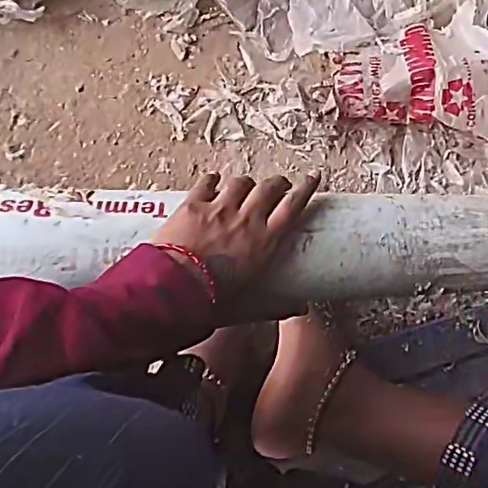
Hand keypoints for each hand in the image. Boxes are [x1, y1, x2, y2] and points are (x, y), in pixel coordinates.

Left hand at [153, 173, 320, 306]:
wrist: (175, 288)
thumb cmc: (212, 300)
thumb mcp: (249, 304)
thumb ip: (275, 305)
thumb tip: (299, 309)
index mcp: (265, 240)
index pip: (293, 206)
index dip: (306, 188)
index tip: (313, 178)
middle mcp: (246, 218)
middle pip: (269, 188)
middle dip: (278, 183)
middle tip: (280, 185)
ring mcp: (219, 209)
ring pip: (240, 183)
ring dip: (247, 183)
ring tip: (246, 187)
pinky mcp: (194, 205)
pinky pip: (207, 183)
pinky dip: (213, 180)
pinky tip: (213, 180)